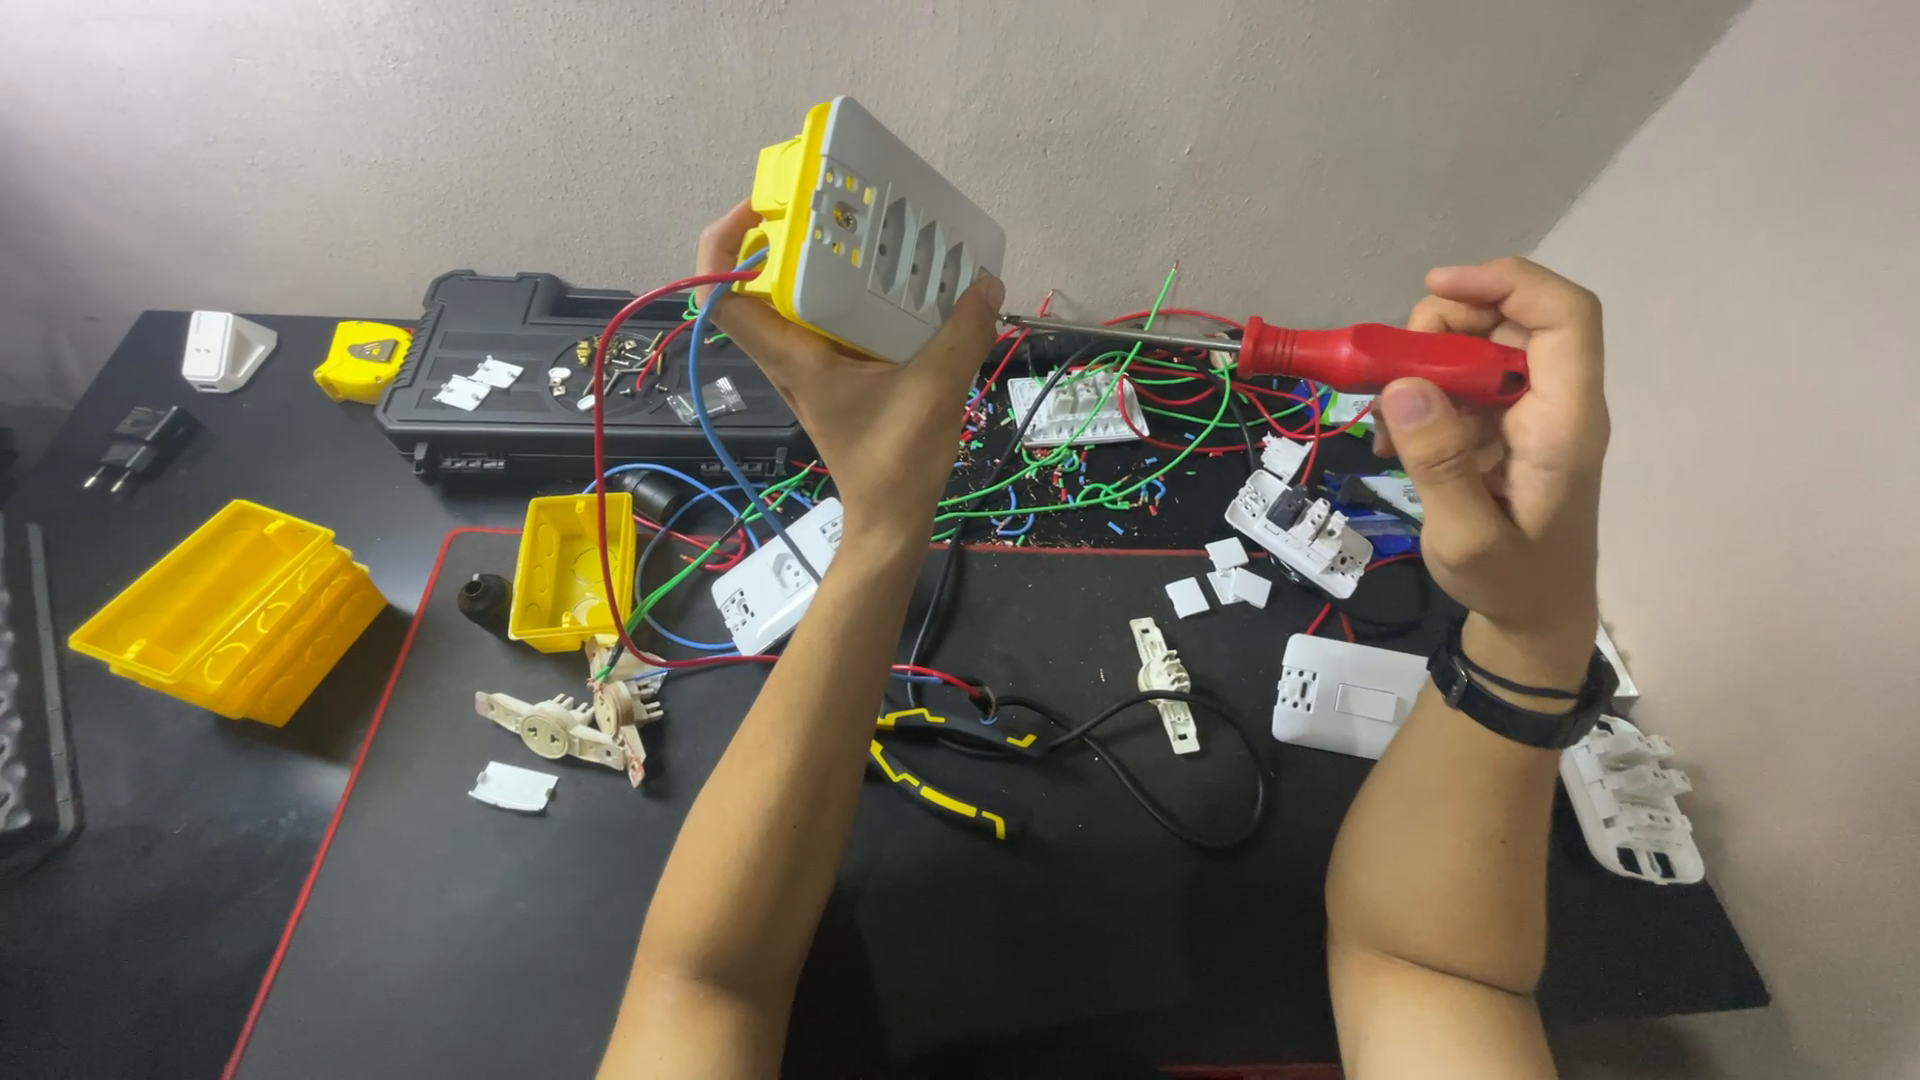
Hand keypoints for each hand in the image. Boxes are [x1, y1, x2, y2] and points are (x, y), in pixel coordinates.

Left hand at [694, 200, 1002, 550]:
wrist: (891, 518)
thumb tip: (987, 283)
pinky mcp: (832, 384)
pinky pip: (824, 328)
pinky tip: (888, 292)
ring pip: (792, 309)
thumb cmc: (898, 460)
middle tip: (827, 211)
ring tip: (858, 240)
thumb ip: (963, 333)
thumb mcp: (937, 389)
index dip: (723, 244)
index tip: (759, 209)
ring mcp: (809, 374)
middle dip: (780, 242)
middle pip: (757, 290)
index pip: (721, 296)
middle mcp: (790, 361)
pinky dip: (843, 302)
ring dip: (812, 271)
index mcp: (794, 358)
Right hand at [1374, 257, 1608, 678]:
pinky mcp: (1498, 432)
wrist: (1531, 618)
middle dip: (1441, 328)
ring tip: (1384, 424)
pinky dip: (1416, 399)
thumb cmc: (1510, 583)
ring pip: (1476, 351)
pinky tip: (1393, 440)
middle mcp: (1551, 404)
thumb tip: (1403, 383)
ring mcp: (1524, 417)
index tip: (1433, 287)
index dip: (1505, 283)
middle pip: (1510, 322)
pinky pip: (1455, 389)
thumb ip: (1439, 461)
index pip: (1563, 317)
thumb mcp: (1467, 536)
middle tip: (1387, 373)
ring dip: (1419, 368)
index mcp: (1564, 421)